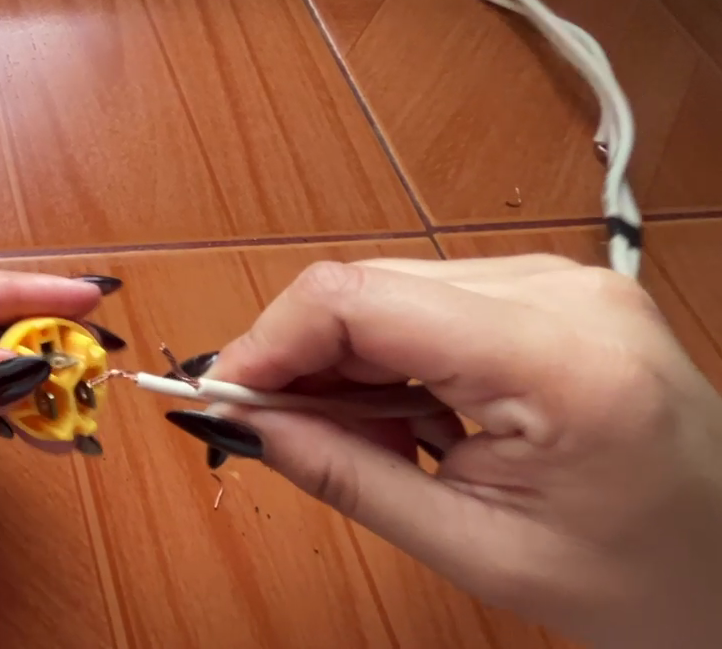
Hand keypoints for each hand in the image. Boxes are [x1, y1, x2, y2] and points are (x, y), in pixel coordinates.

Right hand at [200, 255, 721, 648]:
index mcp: (559, 360)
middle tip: (287, 428)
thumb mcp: (478, 552)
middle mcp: (555, 291)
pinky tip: (408, 412)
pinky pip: (410, 299)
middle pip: (356, 291)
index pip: (352, 301)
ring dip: (339, 361)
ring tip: (372, 435)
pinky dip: (379, 354)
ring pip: (373, 292)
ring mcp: (554, 280)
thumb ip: (340, 473)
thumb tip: (229, 420)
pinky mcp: (543, 286)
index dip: (267, 340)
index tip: (224, 395)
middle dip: (300, 358)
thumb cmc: (646, 590)